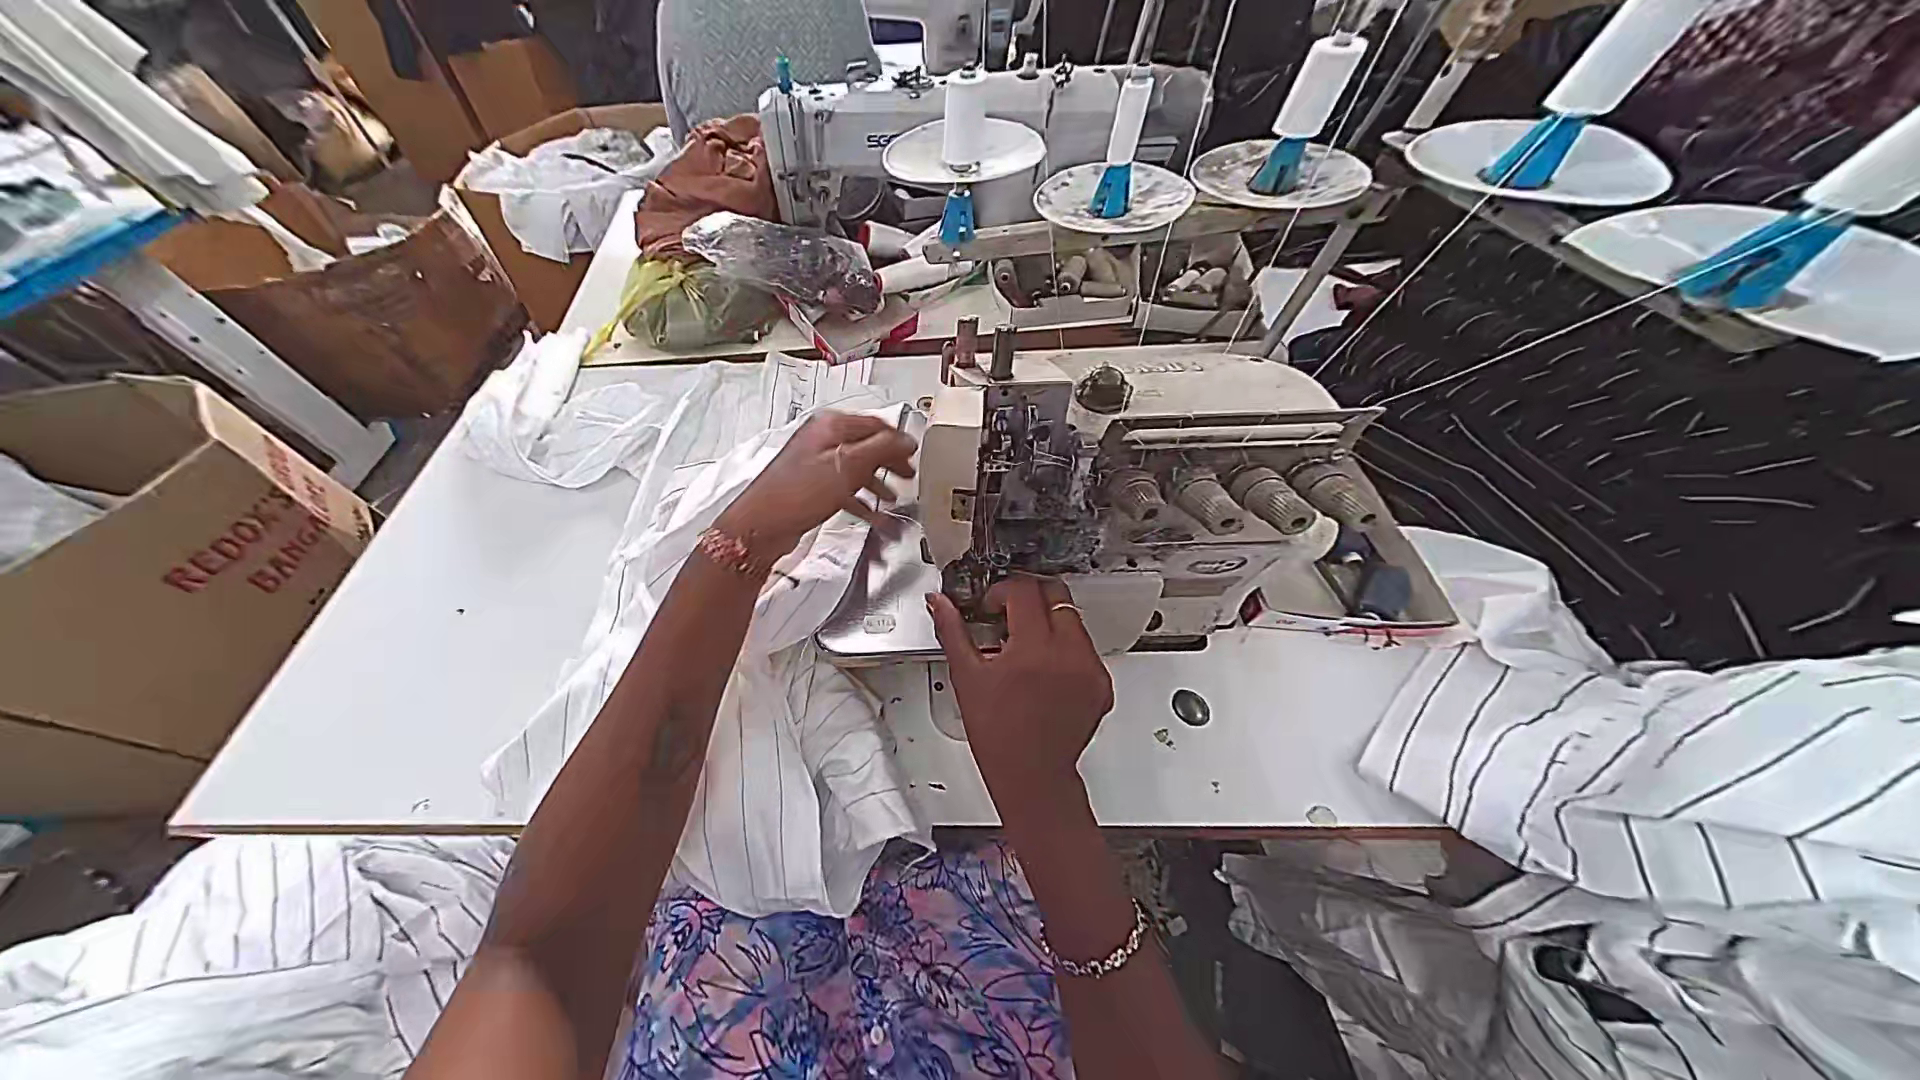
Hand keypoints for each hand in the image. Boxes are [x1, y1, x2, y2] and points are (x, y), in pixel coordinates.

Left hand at [717, 410, 916, 554]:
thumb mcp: (848, 466)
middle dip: (890, 461)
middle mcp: (822, 440)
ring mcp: (816, 463)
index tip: (913, 452)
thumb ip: (882, 450)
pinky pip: (846, 489)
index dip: (898, 440)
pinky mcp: (813, 487)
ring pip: (857, 468)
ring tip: (893, 495)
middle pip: (867, 445)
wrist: (762, 525)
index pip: (876, 425)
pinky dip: (862, 499)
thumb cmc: (795, 494)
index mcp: (831, 426)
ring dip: (877, 481)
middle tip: (907, 472)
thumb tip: (905, 440)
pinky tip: (872, 514)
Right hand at [927, 577, 1114, 817]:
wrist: (1031, 773)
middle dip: (1030, 594)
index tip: (992, 604)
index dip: (1002, 590)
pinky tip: (1043, 667)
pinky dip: (1065, 646)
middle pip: (1056, 593)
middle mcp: (1069, 653)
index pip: (1024, 590)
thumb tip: (939, 603)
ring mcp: (1090, 667)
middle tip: (1010, 611)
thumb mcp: (968, 676)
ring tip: (1024, 645)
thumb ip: (953, 630)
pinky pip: (1085, 646)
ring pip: (1072, 618)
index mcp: (1034, 648)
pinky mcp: (1102, 682)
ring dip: (1048, 619)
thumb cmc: (998, 733)